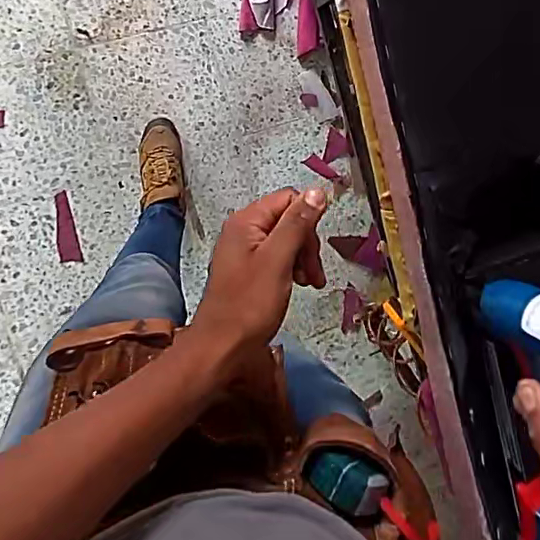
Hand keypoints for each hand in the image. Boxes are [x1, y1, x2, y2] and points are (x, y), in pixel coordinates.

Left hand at [189, 187, 329, 355]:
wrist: (222, 348)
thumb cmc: (250, 304)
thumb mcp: (279, 260)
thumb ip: (297, 223)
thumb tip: (317, 191)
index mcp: (247, 221)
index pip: (289, 199)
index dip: (308, 221)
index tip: (315, 251)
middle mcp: (243, 229)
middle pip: (289, 218)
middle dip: (307, 243)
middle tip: (313, 273)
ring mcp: (244, 249)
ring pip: (287, 238)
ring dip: (303, 257)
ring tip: (309, 282)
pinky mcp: (248, 267)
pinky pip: (277, 255)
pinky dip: (292, 267)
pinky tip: (298, 284)